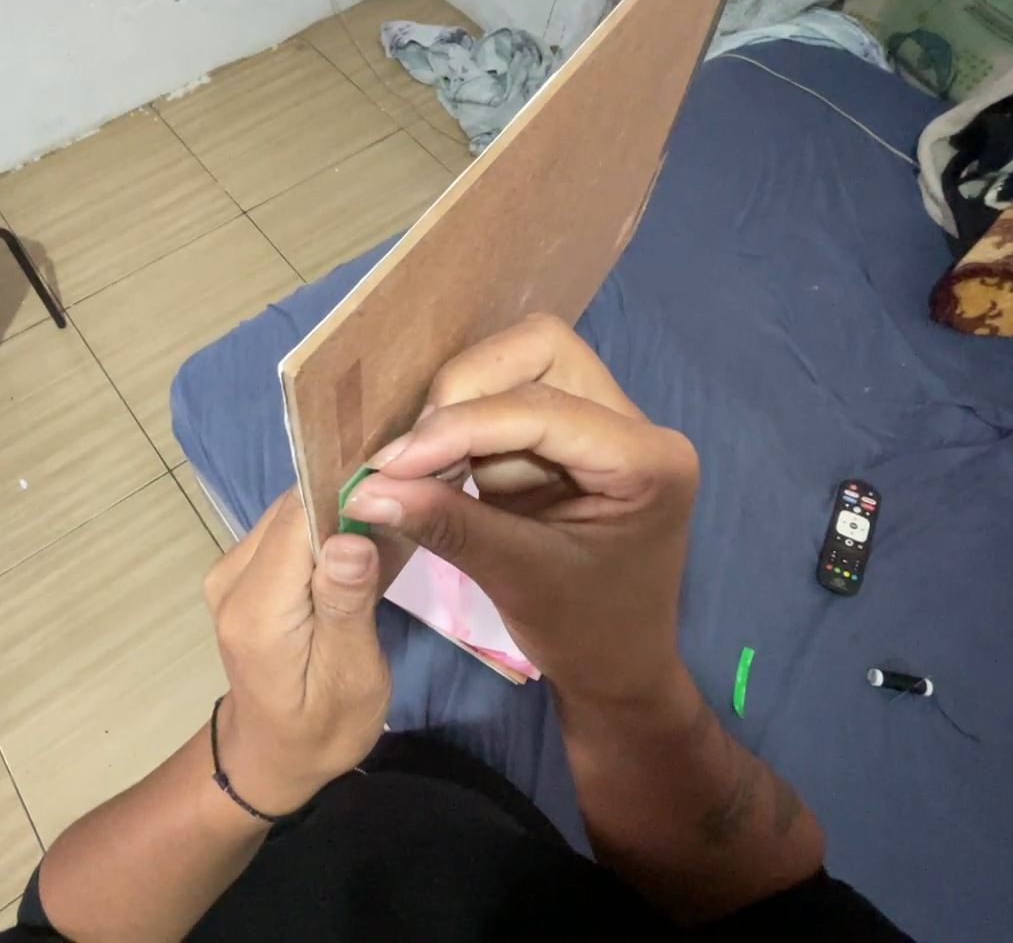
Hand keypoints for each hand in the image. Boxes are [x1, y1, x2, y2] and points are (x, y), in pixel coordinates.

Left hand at [203, 489, 389, 815]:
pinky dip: (321, 533)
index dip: (347, 496)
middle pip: (294, 509)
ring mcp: (227, 570)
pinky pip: (285, 530)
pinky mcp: (239, 571)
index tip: (398, 494)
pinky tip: (354, 554)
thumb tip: (351, 538)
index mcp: (255, 607)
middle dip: (347, 504)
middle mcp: (229, 577)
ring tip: (383, 535)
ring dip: (337, 516)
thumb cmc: (320, 729)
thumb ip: (347, 607)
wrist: (270, 756)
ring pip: (291, 513)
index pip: (299, 517)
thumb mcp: (351, 679)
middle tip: (401, 517)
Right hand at [341, 313, 698, 703]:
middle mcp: (629, 423)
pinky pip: (503, 398)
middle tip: (414, 452)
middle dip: (464, 391)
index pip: (540, 409)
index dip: (459, 428)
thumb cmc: (586, 631)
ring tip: (419, 465)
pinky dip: (460, 426)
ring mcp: (596, 421)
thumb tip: (366, 489)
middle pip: (538, 350)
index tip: (390, 465)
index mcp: (646, 460)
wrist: (616, 664)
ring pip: (517, 364)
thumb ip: (446, 524)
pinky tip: (434, 466)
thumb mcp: (517, 579)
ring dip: (459, 408)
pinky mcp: (562, 433)